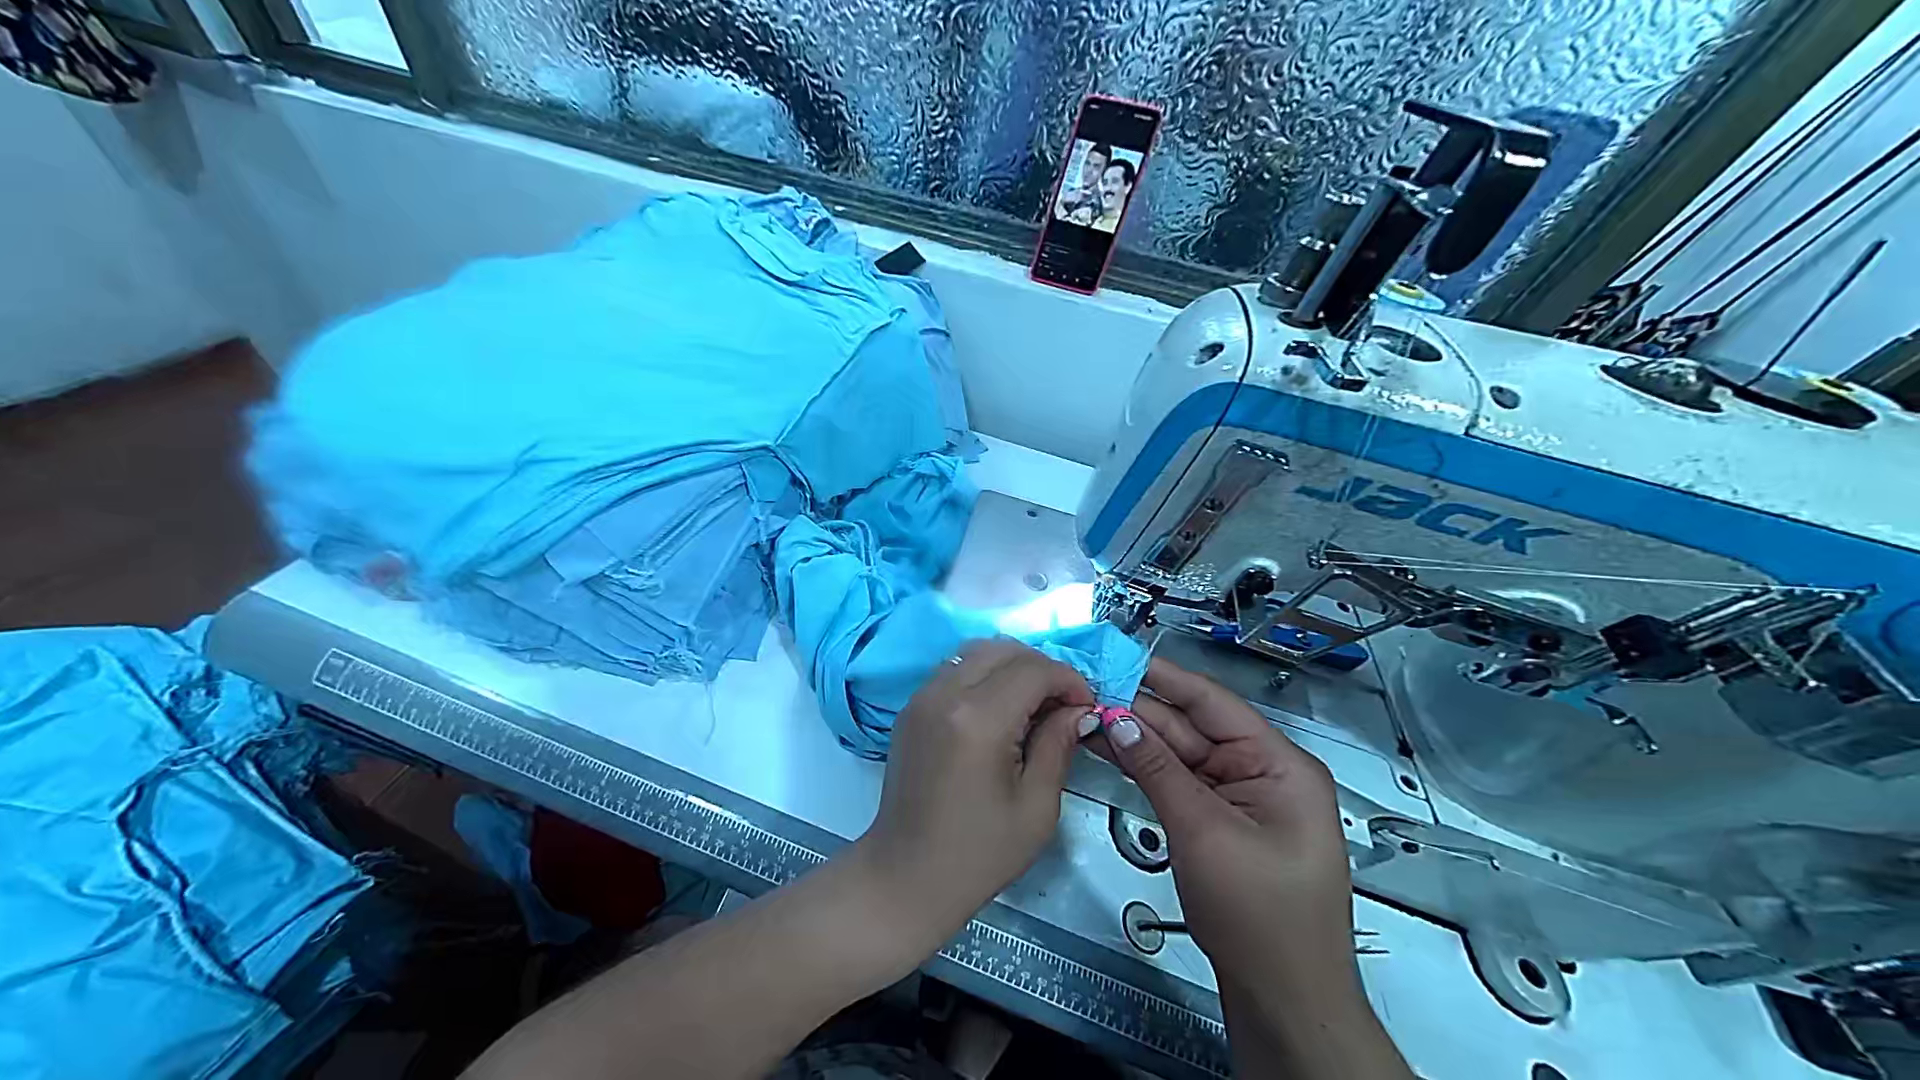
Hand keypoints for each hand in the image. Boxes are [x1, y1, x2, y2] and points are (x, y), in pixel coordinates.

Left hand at [853, 639, 1094, 939]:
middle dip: (1043, 668)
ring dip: (1012, 666)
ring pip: (977, 650)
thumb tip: (1077, 710)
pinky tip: (1000, 710)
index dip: (1069, 680)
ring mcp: (922, 696)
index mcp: (978, 720)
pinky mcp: (911, 707)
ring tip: (1033, 704)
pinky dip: (985, 674)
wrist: (906, 875)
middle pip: (1005, 649)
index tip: (1086, 708)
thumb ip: (1058, 745)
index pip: (1033, 669)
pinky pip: (955, 668)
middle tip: (1063, 704)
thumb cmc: (978, 853)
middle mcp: (945, 694)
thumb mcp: (1036, 807)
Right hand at [1095, 657, 1355, 997]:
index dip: (1162, 678)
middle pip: (1191, 727)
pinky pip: (1178, 782)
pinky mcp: (1220, 821)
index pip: (1211, 703)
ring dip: (1135, 738)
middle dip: (1139, 710)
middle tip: (1086, 688)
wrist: (1283, 998)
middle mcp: (1261, 771)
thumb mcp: (1204, 832)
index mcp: (1278, 763)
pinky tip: (1108, 748)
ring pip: (1179, 754)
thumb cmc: (1258, 913)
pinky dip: (1145, 768)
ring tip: (1086, 713)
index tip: (1117, 656)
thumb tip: (1117, 719)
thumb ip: (1158, 770)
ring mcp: (1239, 797)